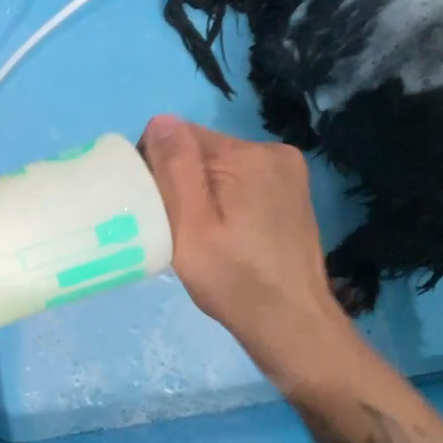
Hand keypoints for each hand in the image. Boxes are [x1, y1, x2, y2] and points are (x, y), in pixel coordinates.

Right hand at [139, 114, 355, 383]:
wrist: (290, 322)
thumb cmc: (232, 279)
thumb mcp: (190, 226)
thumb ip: (175, 170)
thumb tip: (160, 121)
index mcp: (247, 156)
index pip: (179, 136)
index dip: (156, 169)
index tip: (153, 209)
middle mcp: (273, 152)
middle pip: (200, 151)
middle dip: (179, 182)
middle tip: (174, 228)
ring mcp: (287, 173)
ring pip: (218, 168)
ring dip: (199, 194)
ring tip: (197, 235)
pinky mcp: (290, 193)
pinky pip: (238, 182)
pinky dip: (221, 202)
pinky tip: (222, 234)